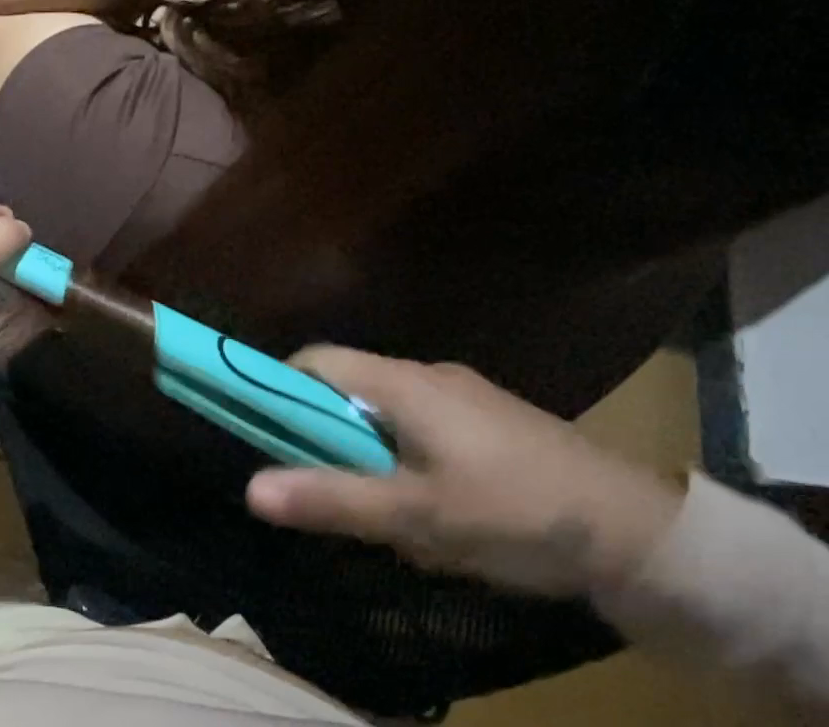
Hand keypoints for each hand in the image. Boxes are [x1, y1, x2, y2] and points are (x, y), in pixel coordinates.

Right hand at [246, 347, 686, 596]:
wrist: (649, 537)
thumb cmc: (516, 513)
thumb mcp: (416, 516)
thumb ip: (331, 499)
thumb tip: (248, 490)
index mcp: (404, 384)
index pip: (314, 361)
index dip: (277, 388)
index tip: (264, 432)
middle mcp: (430, 377)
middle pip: (348, 390)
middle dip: (328, 438)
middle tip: (331, 490)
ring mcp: (468, 398)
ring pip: (387, 415)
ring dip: (370, 456)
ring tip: (388, 513)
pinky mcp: (496, 424)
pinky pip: (425, 429)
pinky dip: (408, 460)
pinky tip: (435, 511)